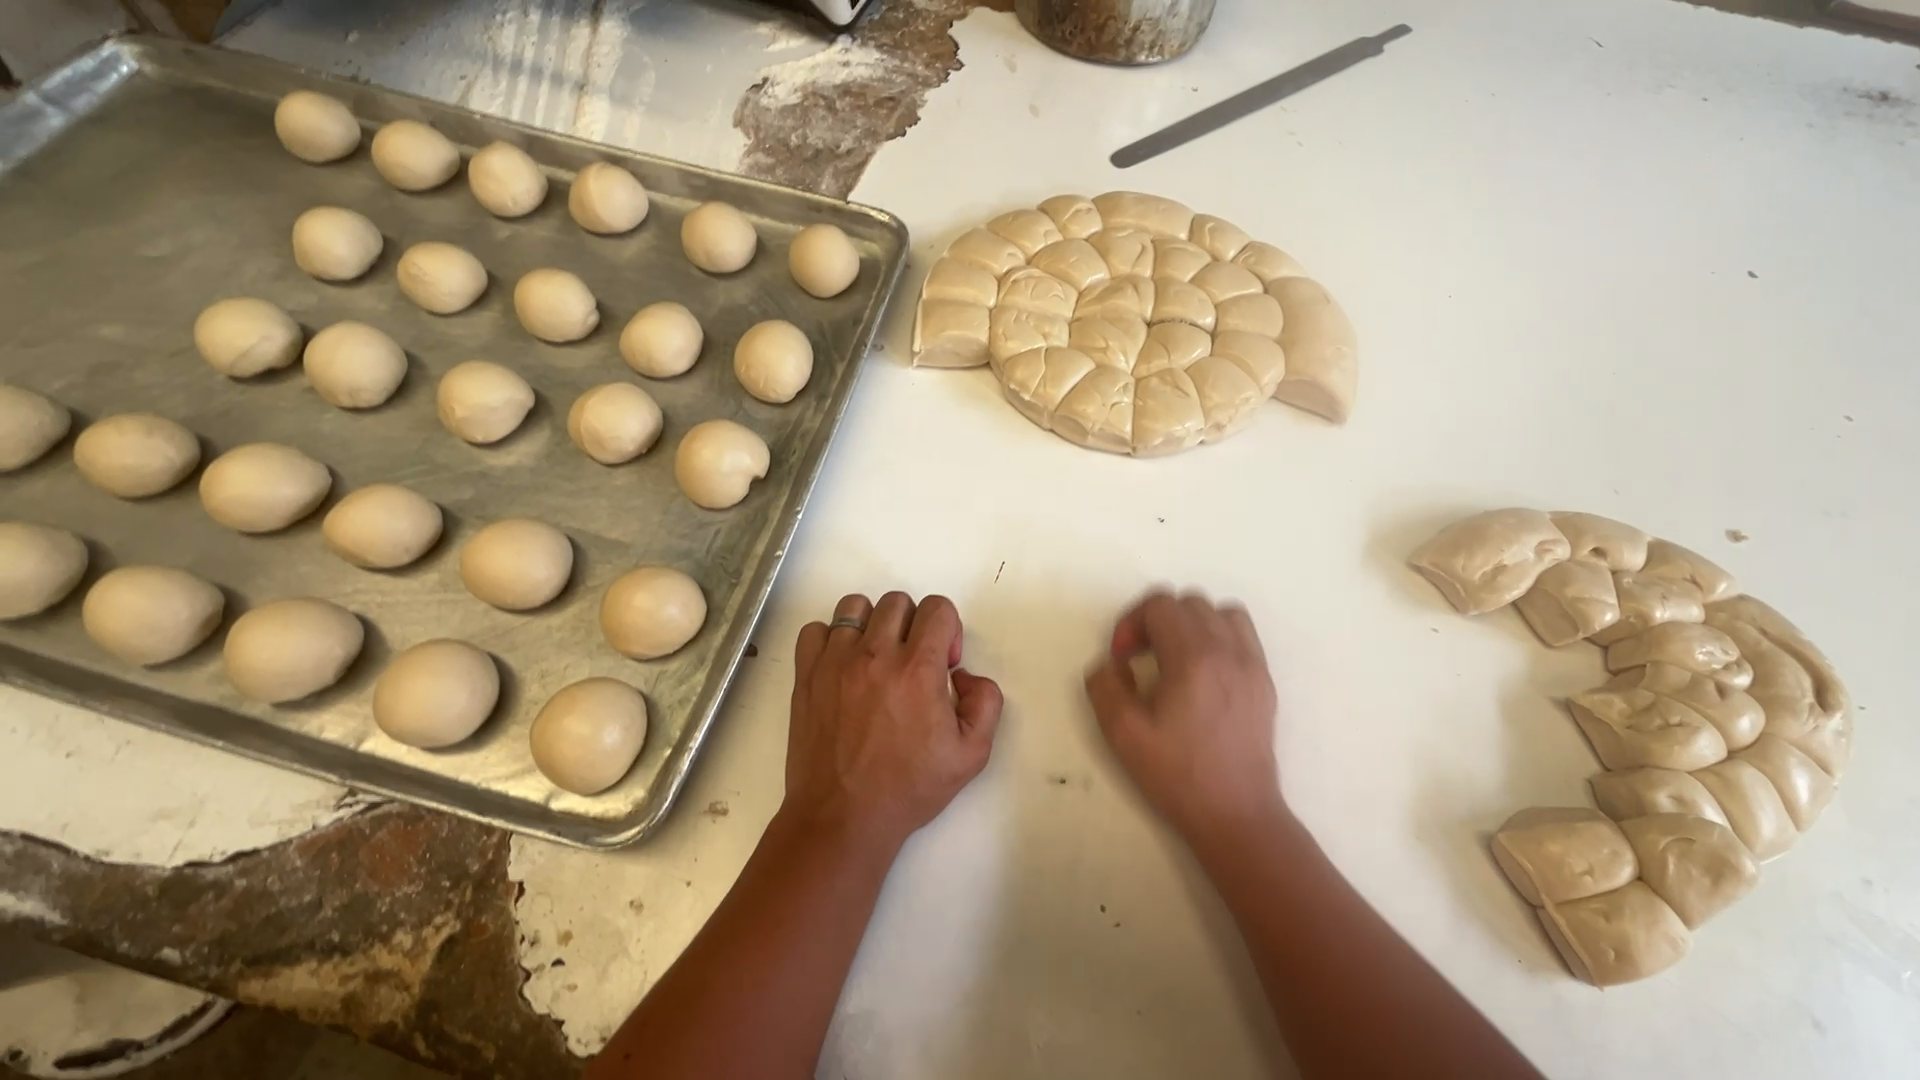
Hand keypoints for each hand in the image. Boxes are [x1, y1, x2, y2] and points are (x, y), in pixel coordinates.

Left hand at [783, 592, 1003, 850]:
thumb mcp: (971, 754)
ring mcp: (835, 662)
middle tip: (914, 663)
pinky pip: (815, 630)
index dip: (949, 630)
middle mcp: (875, 655)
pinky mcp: (806, 675)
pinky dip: (831, 639)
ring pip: (855, 606)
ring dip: (873, 624)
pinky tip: (843, 667)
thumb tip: (963, 675)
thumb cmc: (908, 788)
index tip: (944, 664)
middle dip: (914, 624)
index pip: (937, 608)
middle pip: (898, 601)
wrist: (842, 817)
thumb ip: (985, 702)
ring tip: (876, 659)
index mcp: (918, 670)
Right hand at [1085, 589, 1282, 841]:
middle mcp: (1228, 650)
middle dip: (1157, 621)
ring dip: (1191, 624)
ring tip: (1175, 659)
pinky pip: (1242, 635)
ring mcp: (1252, 664)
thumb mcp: (1121, 733)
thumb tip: (1112, 664)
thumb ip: (1104, 684)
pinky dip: (1218, 638)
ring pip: (1220, 612)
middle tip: (1141, 659)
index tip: (1123, 659)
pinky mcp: (1264, 682)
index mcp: (1193, 657)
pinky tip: (1202, 674)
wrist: (1236, 813)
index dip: (1130, 622)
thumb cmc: (1176, 774)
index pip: (1159, 604)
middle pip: (1189, 602)